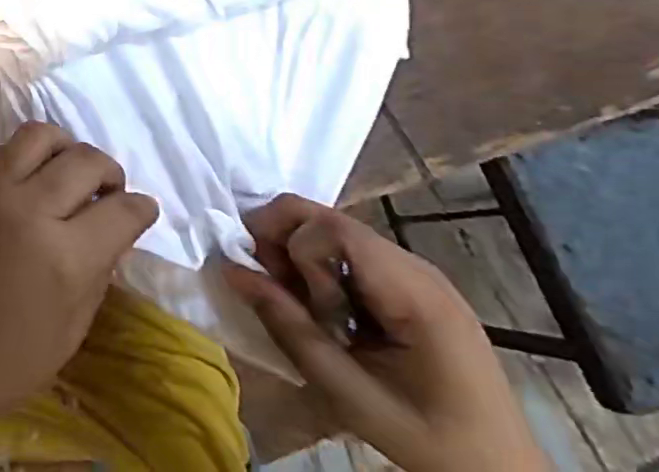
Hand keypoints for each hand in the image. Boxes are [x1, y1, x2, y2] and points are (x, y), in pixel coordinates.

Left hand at [0, 122, 160, 447]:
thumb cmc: (4, 362)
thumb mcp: (70, 330)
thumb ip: (99, 272)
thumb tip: (115, 232)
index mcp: (64, 256)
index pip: (122, 211)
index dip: (142, 209)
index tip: (144, 211)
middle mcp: (30, 208)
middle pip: (87, 160)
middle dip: (111, 173)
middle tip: (111, 193)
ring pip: (43, 134)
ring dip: (68, 149)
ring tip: (71, 174)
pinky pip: (5, 147)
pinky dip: (28, 154)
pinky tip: (32, 178)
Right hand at [225, 194, 549, 471]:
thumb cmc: (427, 439)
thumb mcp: (350, 394)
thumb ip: (289, 328)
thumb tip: (231, 269)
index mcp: (414, 293)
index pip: (335, 228)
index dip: (295, 248)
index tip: (284, 294)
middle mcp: (417, 267)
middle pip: (331, 219)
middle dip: (285, 240)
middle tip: (271, 286)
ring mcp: (417, 273)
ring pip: (335, 231)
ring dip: (301, 257)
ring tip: (299, 306)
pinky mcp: (410, 284)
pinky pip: (350, 253)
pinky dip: (321, 269)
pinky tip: (323, 311)